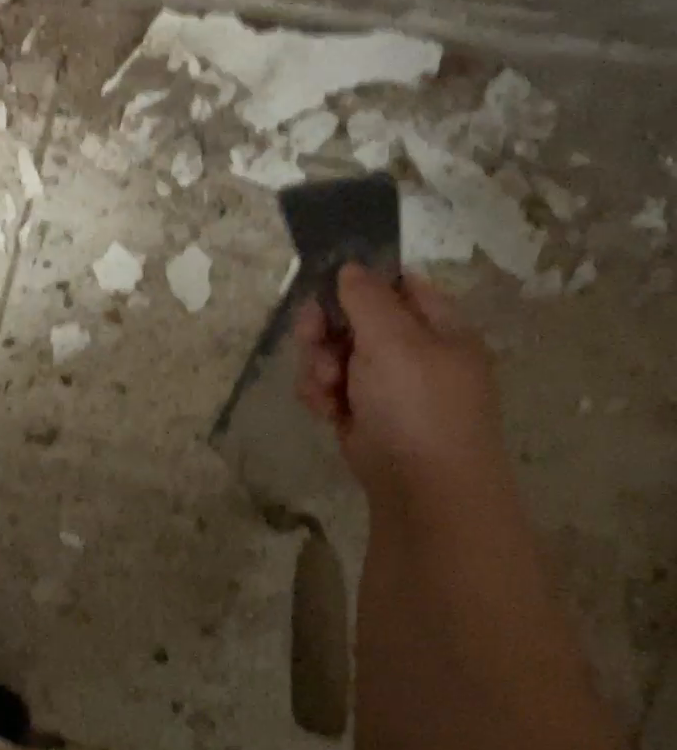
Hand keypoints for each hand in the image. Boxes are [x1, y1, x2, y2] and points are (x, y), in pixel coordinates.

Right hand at [294, 264, 506, 504]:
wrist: (421, 483)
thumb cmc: (418, 404)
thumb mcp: (394, 341)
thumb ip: (368, 298)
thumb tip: (351, 266)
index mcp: (438, 330)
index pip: (400, 286)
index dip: (362, 280)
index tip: (324, 283)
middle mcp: (413, 352)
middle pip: (352, 318)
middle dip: (324, 329)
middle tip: (312, 338)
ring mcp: (385, 382)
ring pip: (331, 352)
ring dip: (317, 365)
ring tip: (325, 387)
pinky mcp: (360, 408)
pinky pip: (326, 384)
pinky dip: (320, 393)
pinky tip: (326, 409)